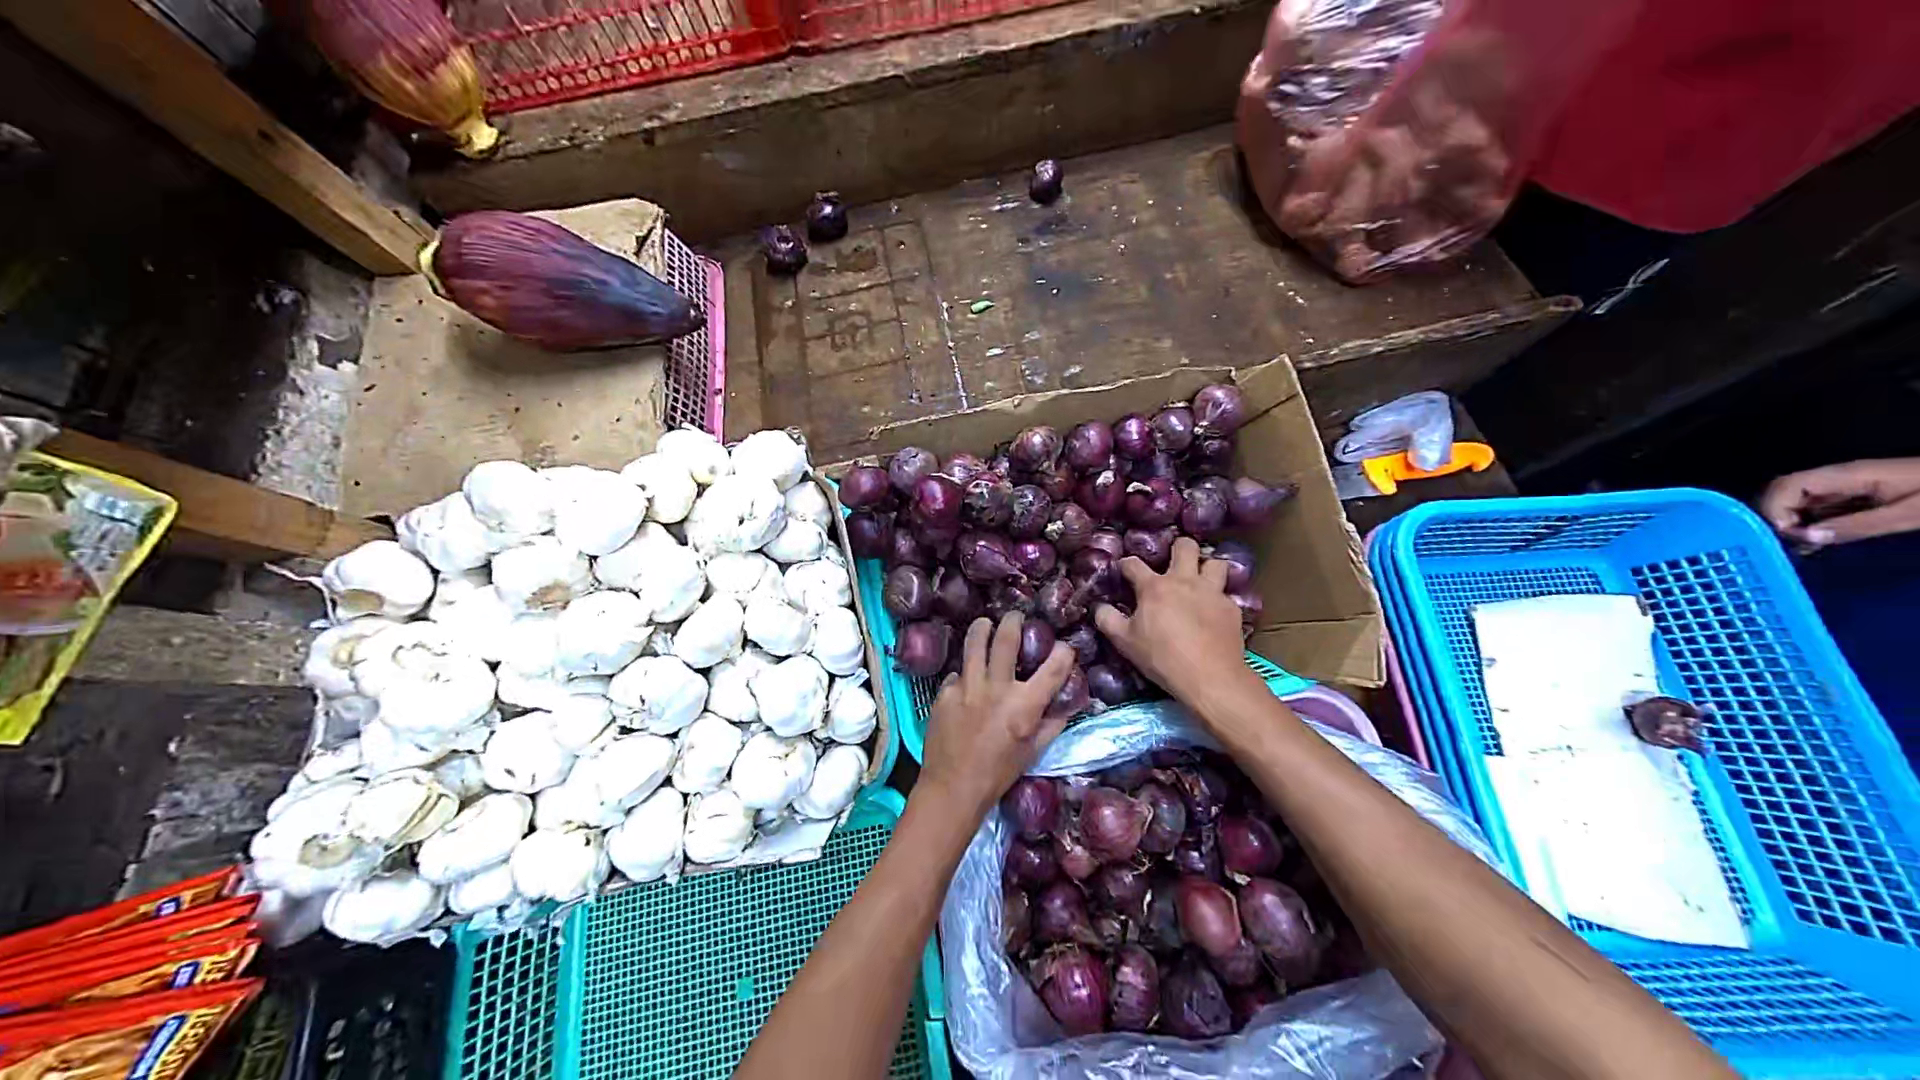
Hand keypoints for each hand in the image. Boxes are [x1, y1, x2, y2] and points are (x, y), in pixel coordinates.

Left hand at [918, 613, 1072, 818]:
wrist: (953, 787)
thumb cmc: (998, 773)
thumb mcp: (1033, 751)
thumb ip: (1052, 724)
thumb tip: (1066, 703)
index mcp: (1024, 706)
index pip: (1053, 668)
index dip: (1063, 653)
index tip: (1064, 647)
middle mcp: (997, 689)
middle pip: (1006, 640)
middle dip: (1013, 622)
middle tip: (1015, 617)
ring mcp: (967, 688)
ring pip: (974, 644)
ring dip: (982, 629)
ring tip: (985, 623)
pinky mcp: (945, 693)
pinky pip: (957, 673)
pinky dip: (964, 673)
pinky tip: (966, 677)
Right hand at [1094, 537, 1262, 710]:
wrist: (1210, 677)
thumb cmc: (1162, 658)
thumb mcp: (1125, 642)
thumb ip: (1107, 620)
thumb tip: (1099, 607)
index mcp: (1154, 587)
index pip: (1134, 563)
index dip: (1126, 565)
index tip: (1124, 570)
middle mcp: (1185, 581)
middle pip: (1185, 546)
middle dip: (1178, 548)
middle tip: (1173, 562)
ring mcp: (1212, 592)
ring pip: (1215, 563)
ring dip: (1206, 568)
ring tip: (1200, 581)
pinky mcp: (1231, 608)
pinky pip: (1226, 593)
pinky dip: (1217, 599)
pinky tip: (1213, 612)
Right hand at [1759, 458, 1919, 547]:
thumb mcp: (1913, 514)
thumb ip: (1858, 525)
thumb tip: (1803, 537)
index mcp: (1848, 476)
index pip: (1786, 486)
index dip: (1774, 510)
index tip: (1790, 536)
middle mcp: (1838, 478)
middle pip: (1783, 492)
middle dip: (1775, 517)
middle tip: (1790, 544)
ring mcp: (1846, 487)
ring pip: (1795, 501)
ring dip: (1790, 523)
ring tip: (1801, 546)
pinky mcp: (1855, 497)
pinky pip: (1816, 508)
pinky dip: (1807, 524)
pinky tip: (1817, 541)